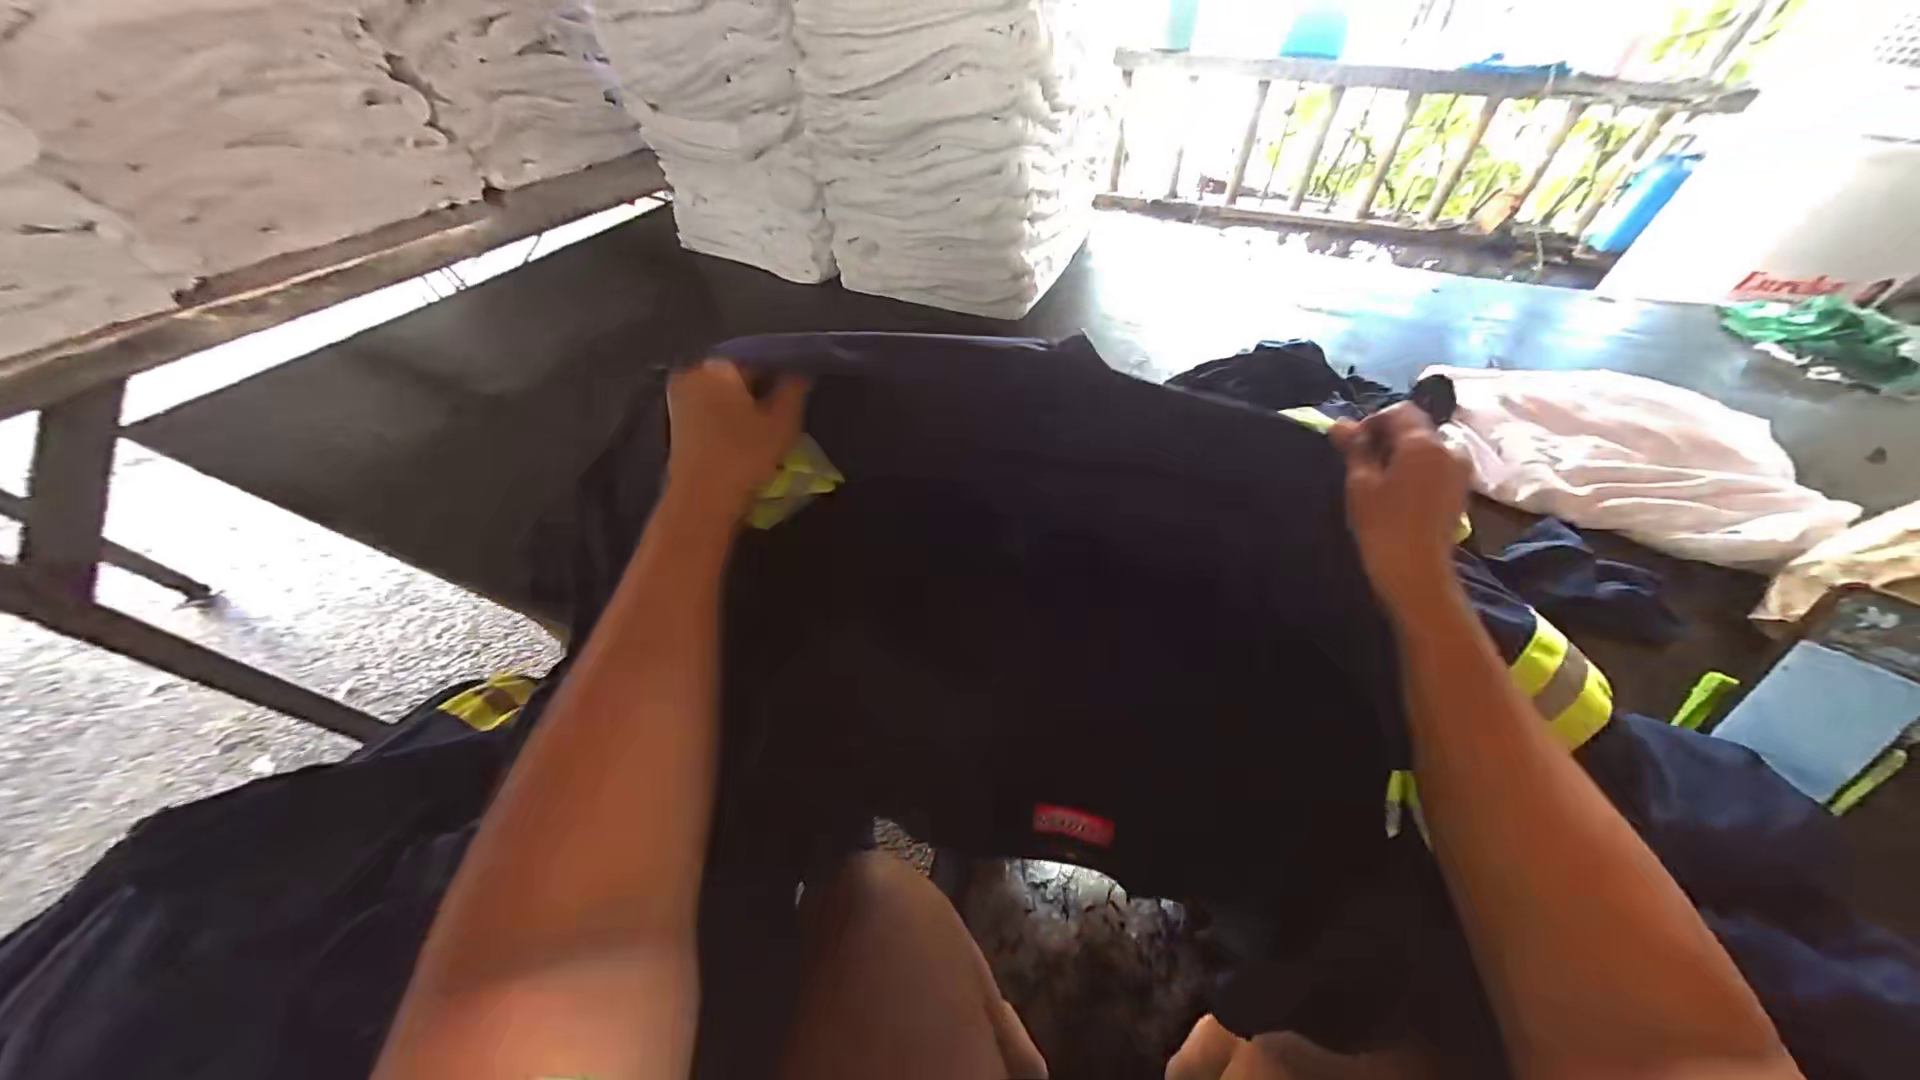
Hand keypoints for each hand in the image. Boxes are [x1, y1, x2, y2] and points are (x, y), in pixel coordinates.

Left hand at [665, 360, 808, 520]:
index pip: (756, 364)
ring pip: (721, 400)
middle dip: (756, 397)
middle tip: (776, 423)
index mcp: (717, 367)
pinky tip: (739, 447)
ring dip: (740, 413)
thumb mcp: (783, 423)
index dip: (777, 384)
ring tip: (760, 438)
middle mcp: (692, 376)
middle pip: (735, 381)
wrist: (702, 499)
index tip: (790, 406)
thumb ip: (793, 392)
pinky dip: (724, 426)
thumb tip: (796, 377)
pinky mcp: (674, 427)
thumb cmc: (745, 456)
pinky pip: (708, 416)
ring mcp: (678, 401)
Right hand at [1329, 404, 1469, 613]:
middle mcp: (1450, 449)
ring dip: (1401, 456)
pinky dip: (1415, 471)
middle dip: (1388, 439)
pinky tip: (1397, 495)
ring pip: (1425, 450)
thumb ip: (1355, 448)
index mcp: (1424, 443)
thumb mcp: (1360, 482)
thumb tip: (1340, 423)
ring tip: (1378, 481)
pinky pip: (1435, 467)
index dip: (1373, 422)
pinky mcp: (1460, 490)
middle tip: (1360, 464)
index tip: (1352, 444)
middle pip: (1415, 429)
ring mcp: (1459, 471)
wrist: (1414, 568)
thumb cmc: (1381, 522)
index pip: (1400, 412)